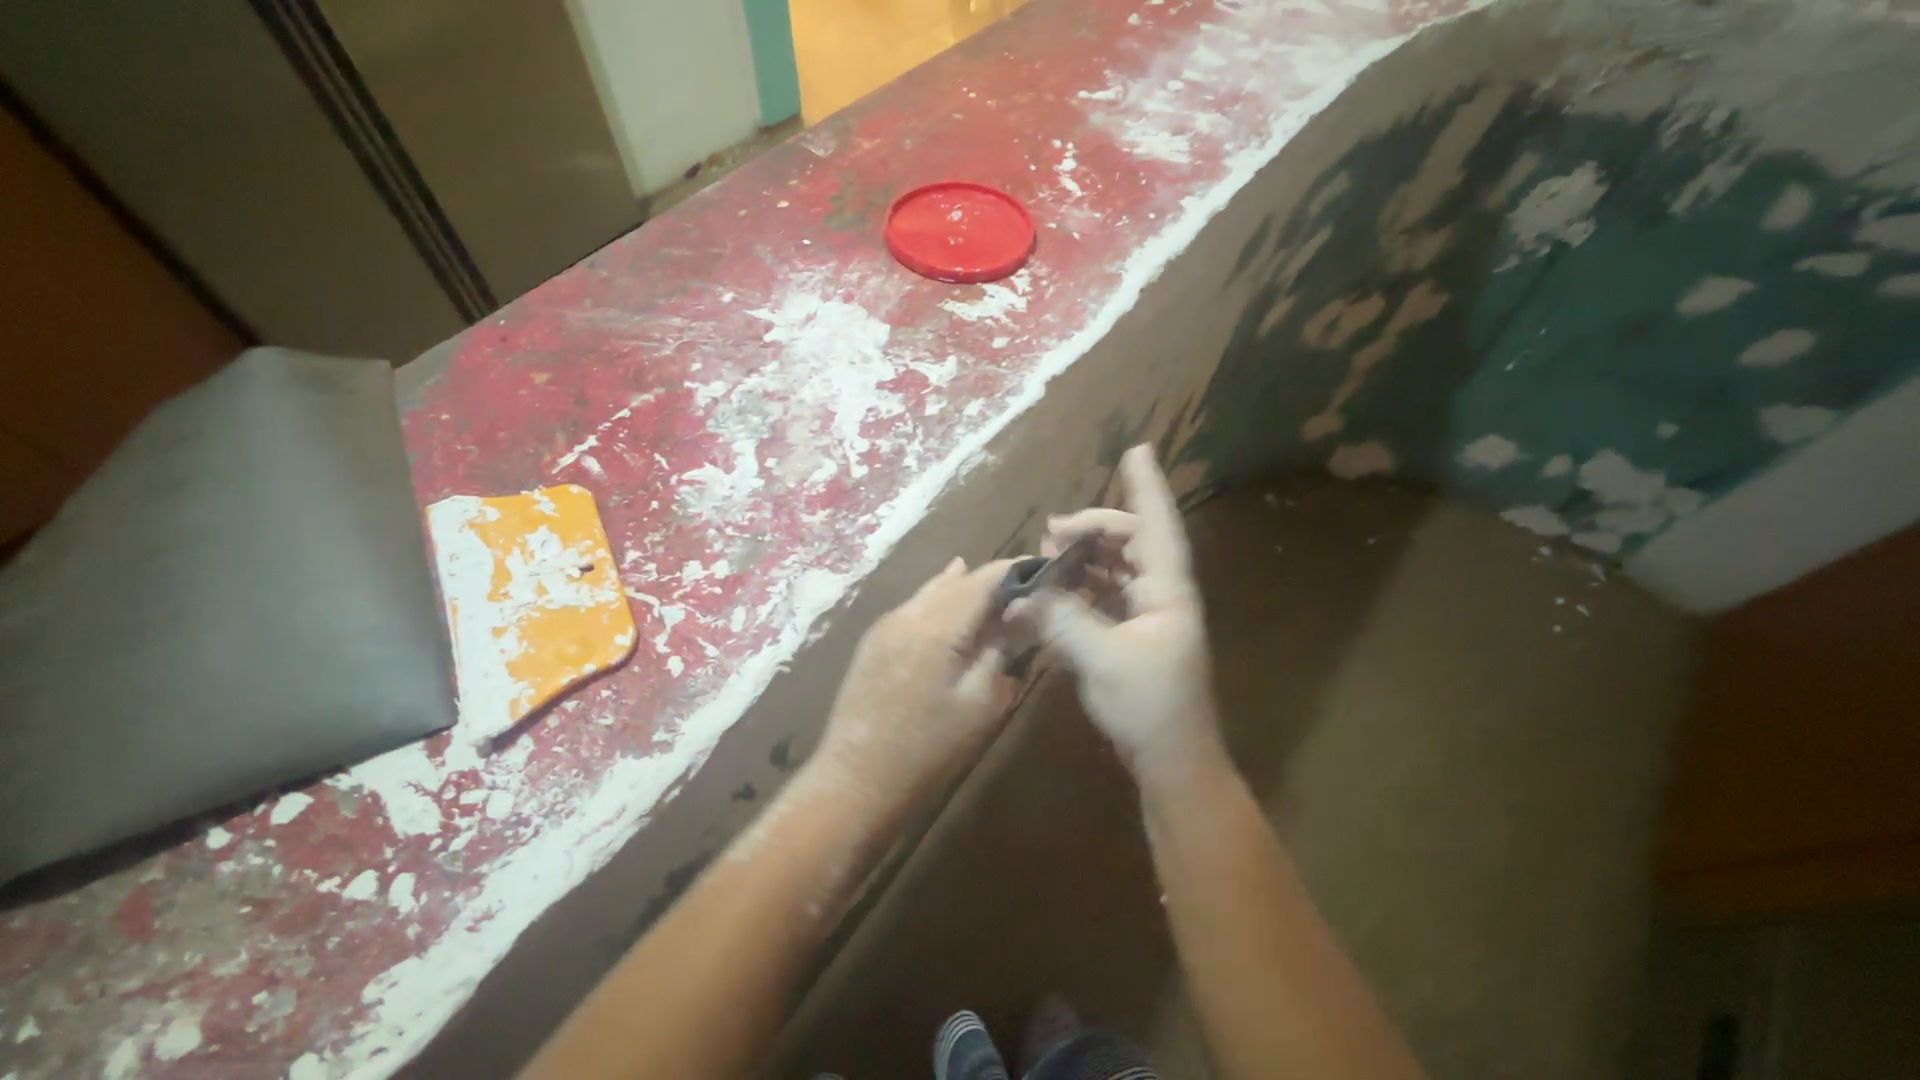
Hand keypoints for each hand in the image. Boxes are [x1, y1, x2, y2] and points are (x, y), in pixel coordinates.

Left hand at [810, 558, 1016, 809]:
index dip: (1016, 570)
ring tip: (997, 594)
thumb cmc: (927, 748)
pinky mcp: (874, 641)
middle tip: (1027, 591)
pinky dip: (940, 602)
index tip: (1045, 570)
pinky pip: (914, 607)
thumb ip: (1001, 654)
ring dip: (965, 589)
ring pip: (932, 591)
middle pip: (956, 581)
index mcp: (936, 626)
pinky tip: (953, 606)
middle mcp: (907, 614)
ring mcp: (885, 625)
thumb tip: (1020, 619)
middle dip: (992, 581)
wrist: (857, 776)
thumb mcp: (980, 705)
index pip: (983, 580)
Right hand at [1015, 445, 1220, 782]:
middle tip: (1051, 530)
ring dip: (1084, 557)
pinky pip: (1105, 598)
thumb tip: (1023, 593)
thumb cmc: (1149, 705)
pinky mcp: (1133, 640)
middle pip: (1130, 543)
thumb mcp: (1101, 658)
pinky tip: (1054, 592)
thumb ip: (1060, 620)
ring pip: (1116, 570)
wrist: (1172, 760)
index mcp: (1167, 590)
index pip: (1156, 525)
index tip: (1137, 449)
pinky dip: (1080, 589)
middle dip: (1092, 528)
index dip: (1146, 486)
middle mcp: (1161, 595)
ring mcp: (1149, 618)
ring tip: (1048, 553)